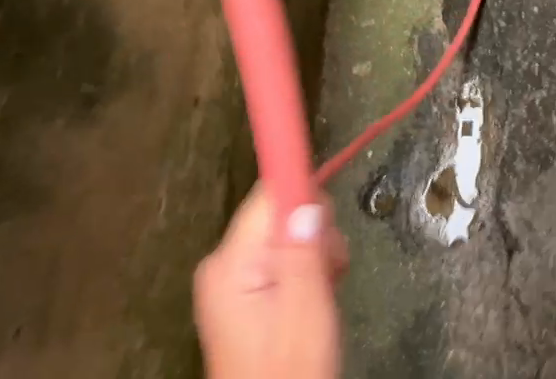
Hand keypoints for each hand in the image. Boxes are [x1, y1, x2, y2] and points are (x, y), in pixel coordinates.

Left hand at [193, 185, 347, 378]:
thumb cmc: (289, 371)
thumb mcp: (306, 311)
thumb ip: (305, 251)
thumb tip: (308, 196)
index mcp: (231, 263)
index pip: (271, 195)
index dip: (306, 194)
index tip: (330, 219)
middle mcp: (224, 262)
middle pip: (282, 212)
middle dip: (316, 233)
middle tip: (331, 272)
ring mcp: (233, 276)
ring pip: (289, 232)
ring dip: (317, 253)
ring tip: (323, 292)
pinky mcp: (245, 288)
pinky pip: (283, 253)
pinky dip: (308, 267)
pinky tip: (315, 296)